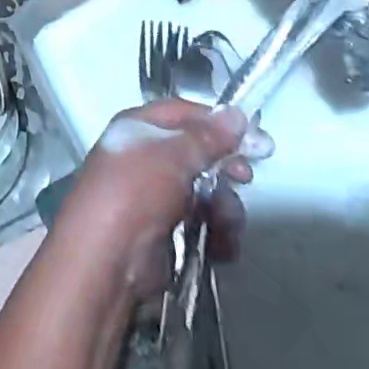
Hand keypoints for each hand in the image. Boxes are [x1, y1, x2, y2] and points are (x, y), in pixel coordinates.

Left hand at [62, 100, 256, 295]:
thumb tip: (236, 114)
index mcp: (137, 128)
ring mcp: (160, 195)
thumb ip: (207, 137)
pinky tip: (216, 246)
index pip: (184, 113)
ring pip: (211, 193)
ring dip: (224, 209)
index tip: (259, 138)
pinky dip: (218, 237)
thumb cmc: (134, 190)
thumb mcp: (169, 155)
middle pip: (201, 154)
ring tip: (219, 222)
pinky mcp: (171, 230)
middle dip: (226, 167)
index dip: (219, 122)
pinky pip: (208, 226)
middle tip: (242, 178)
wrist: (109, 255)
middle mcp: (147, 156)